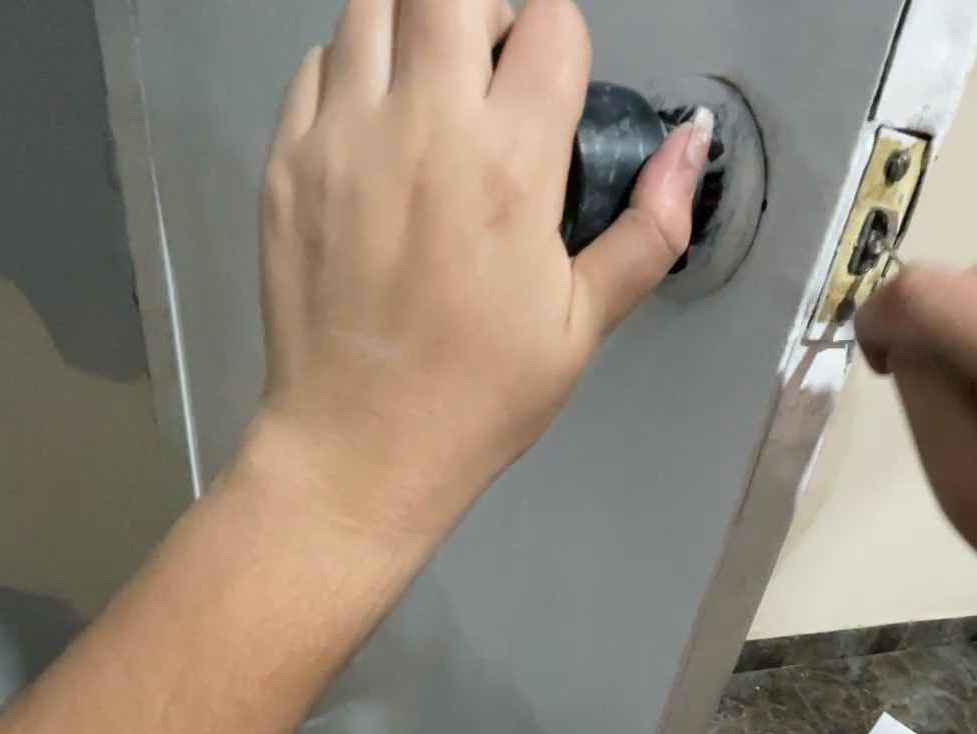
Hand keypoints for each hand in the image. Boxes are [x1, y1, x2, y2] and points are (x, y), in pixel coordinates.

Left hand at [239, 0, 707, 539]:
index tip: (555, 97)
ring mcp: (341, 136)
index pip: (550, 25)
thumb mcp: (585, 326)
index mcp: (511, 169)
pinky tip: (380, 130)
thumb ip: (648, 230)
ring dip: (421, 27)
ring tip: (439, 97)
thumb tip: (690, 142)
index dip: (563, 46)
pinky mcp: (286, 159)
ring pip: (377, 5)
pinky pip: (320, 62)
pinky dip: (358, 67)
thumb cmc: (485, 396)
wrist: (362, 447)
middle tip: (496, 76)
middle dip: (488, 11)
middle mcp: (423, 126)